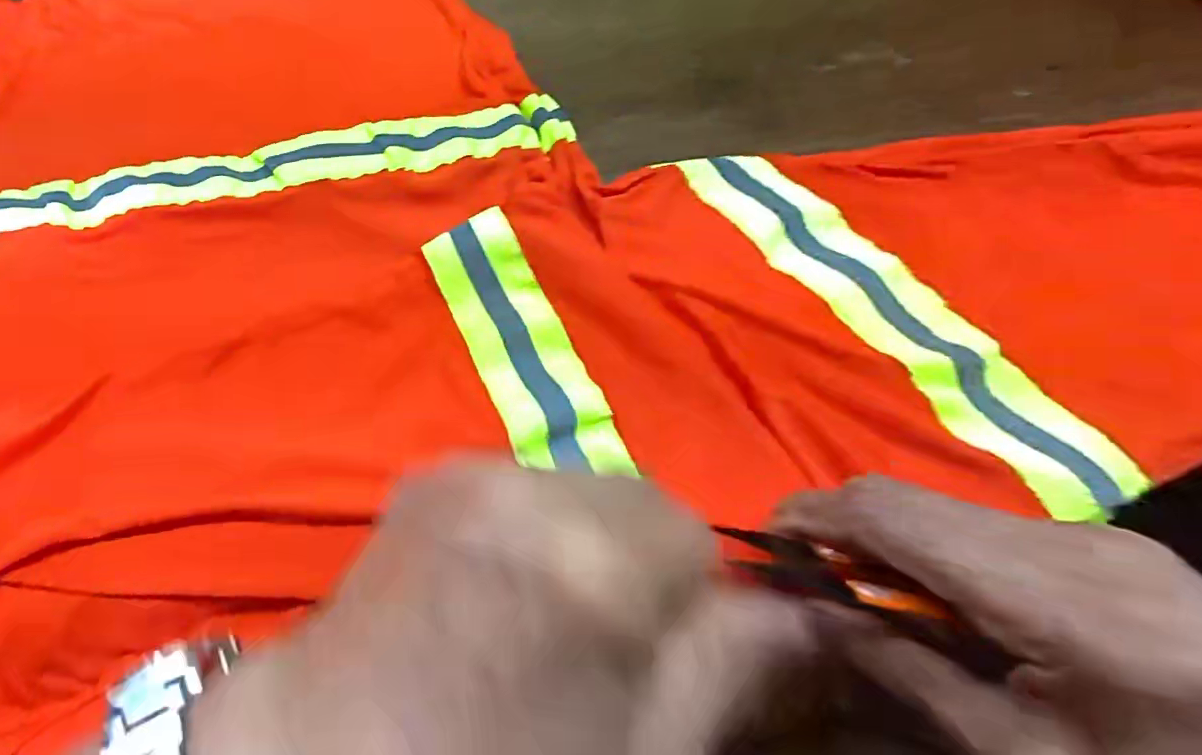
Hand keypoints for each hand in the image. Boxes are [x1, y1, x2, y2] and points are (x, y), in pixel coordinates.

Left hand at [189, 460, 815, 754]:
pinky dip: (510, 538)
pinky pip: (498, 496)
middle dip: (626, 562)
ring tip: (526, 631)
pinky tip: (475, 605)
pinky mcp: (407, 487)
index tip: (671, 650)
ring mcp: (448, 474)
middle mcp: (512, 482)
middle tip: (595, 650)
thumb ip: (718, 673)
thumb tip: (795, 617)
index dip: (690, 594)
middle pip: (617, 498)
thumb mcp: (635, 754)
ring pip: (558, 493)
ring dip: (566, 547)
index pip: (685, 525)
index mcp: (580, 548)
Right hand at [775, 476, 1201, 754]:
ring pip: (942, 504)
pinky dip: (939, 545)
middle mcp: (1080, 543)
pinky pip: (987, 523)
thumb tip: (814, 612)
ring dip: (889, 535)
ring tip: (877, 590)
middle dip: (841, 524)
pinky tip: (951, 597)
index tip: (768, 540)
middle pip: (909, 497)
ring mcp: (1104, 535)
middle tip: (813, 572)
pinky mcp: (1116, 542)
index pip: (894, 516)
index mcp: (1068, 603)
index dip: (814, 517)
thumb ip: (908, 672)